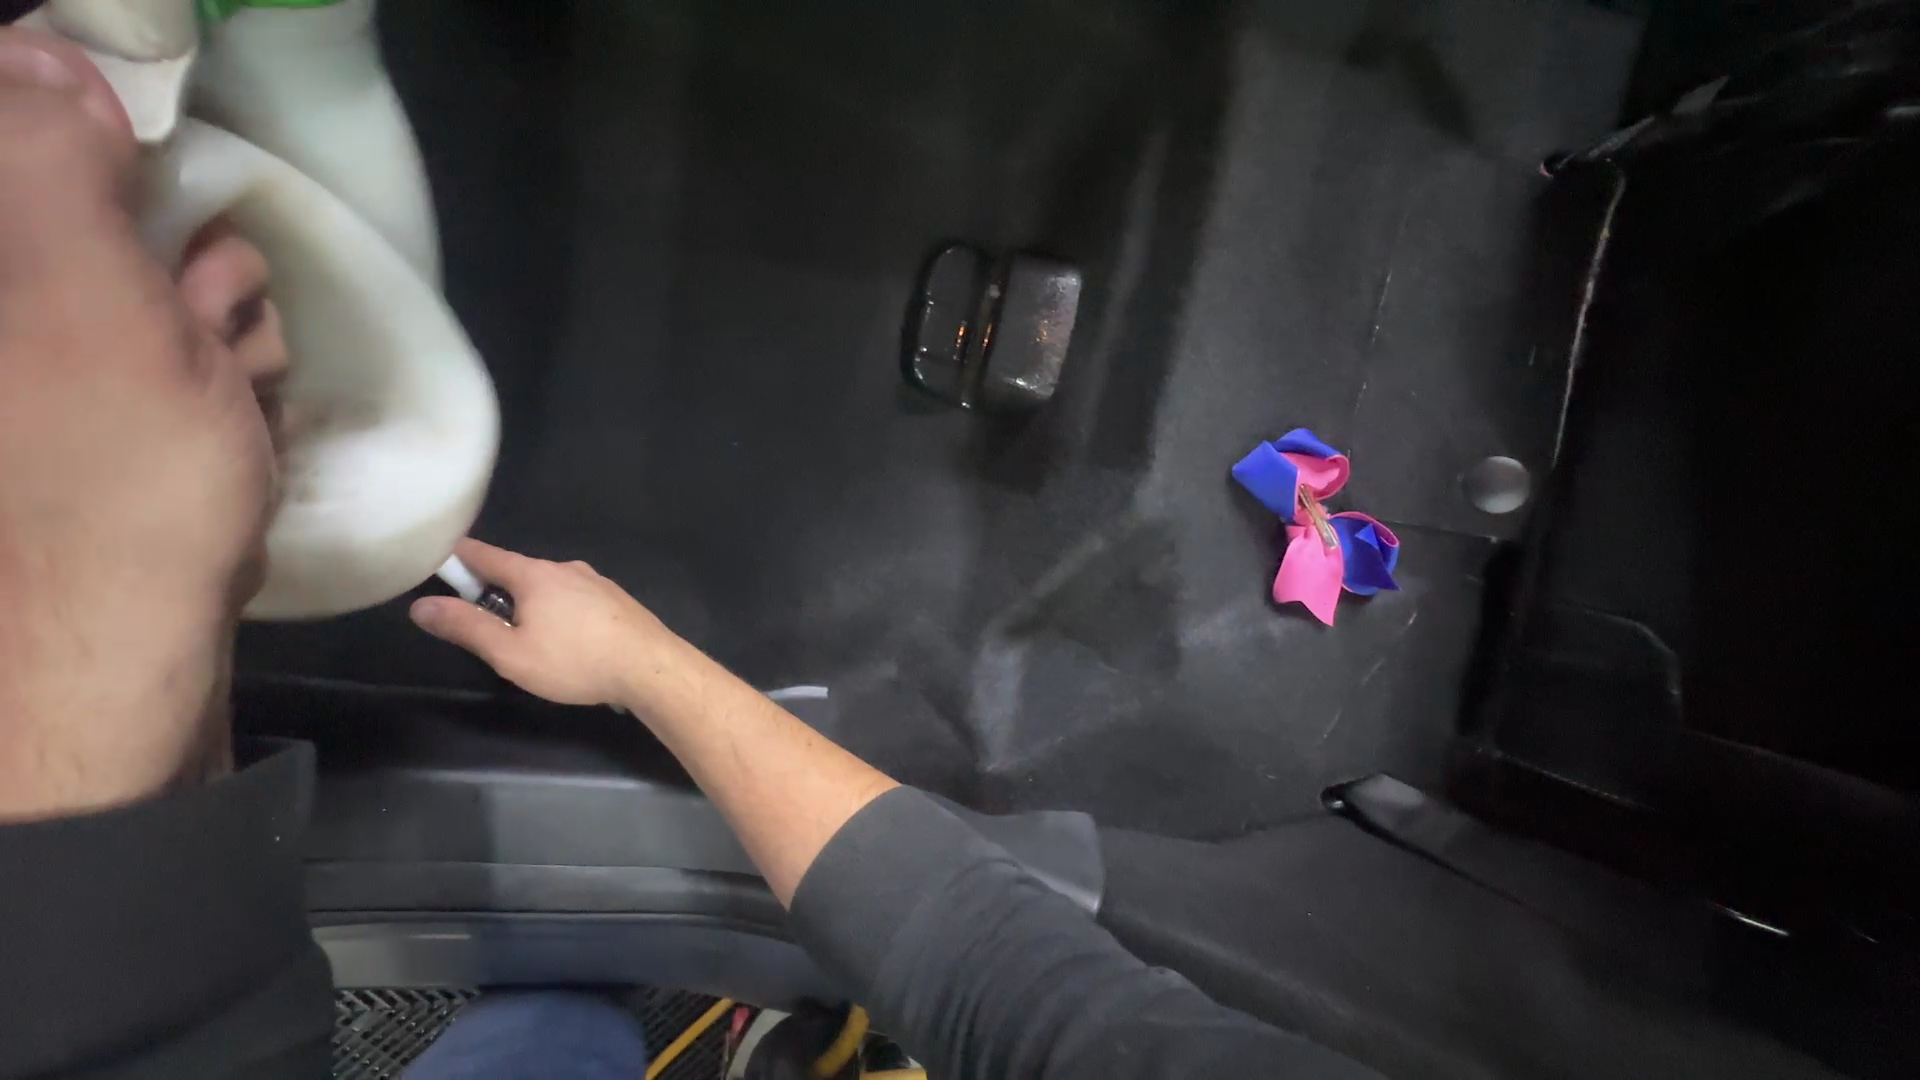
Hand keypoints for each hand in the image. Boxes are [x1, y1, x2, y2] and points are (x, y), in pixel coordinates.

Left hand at [0, 29, 287, 817]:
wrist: (137, 605)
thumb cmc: (119, 463)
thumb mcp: (92, 306)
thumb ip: (55, 173)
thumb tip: (48, 54)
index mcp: (2, 267)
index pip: (33, 133)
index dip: (98, 142)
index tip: (152, 189)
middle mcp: (21, 294)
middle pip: (111, 207)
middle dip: (183, 255)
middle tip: (200, 314)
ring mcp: (61, 338)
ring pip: (167, 272)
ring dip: (222, 311)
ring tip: (227, 376)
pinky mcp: (116, 381)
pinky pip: (187, 330)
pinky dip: (225, 353)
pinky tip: (233, 396)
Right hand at [410, 538, 687, 708]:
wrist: (652, 667)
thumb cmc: (575, 661)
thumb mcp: (510, 652)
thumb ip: (465, 627)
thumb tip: (422, 605)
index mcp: (536, 574)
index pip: (483, 554)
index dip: (454, 559)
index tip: (431, 565)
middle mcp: (567, 569)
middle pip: (517, 571)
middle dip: (494, 590)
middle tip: (477, 622)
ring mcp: (597, 582)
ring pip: (550, 587)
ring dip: (529, 604)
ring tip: (523, 638)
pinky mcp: (617, 600)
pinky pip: (575, 600)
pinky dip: (559, 612)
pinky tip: (564, 640)